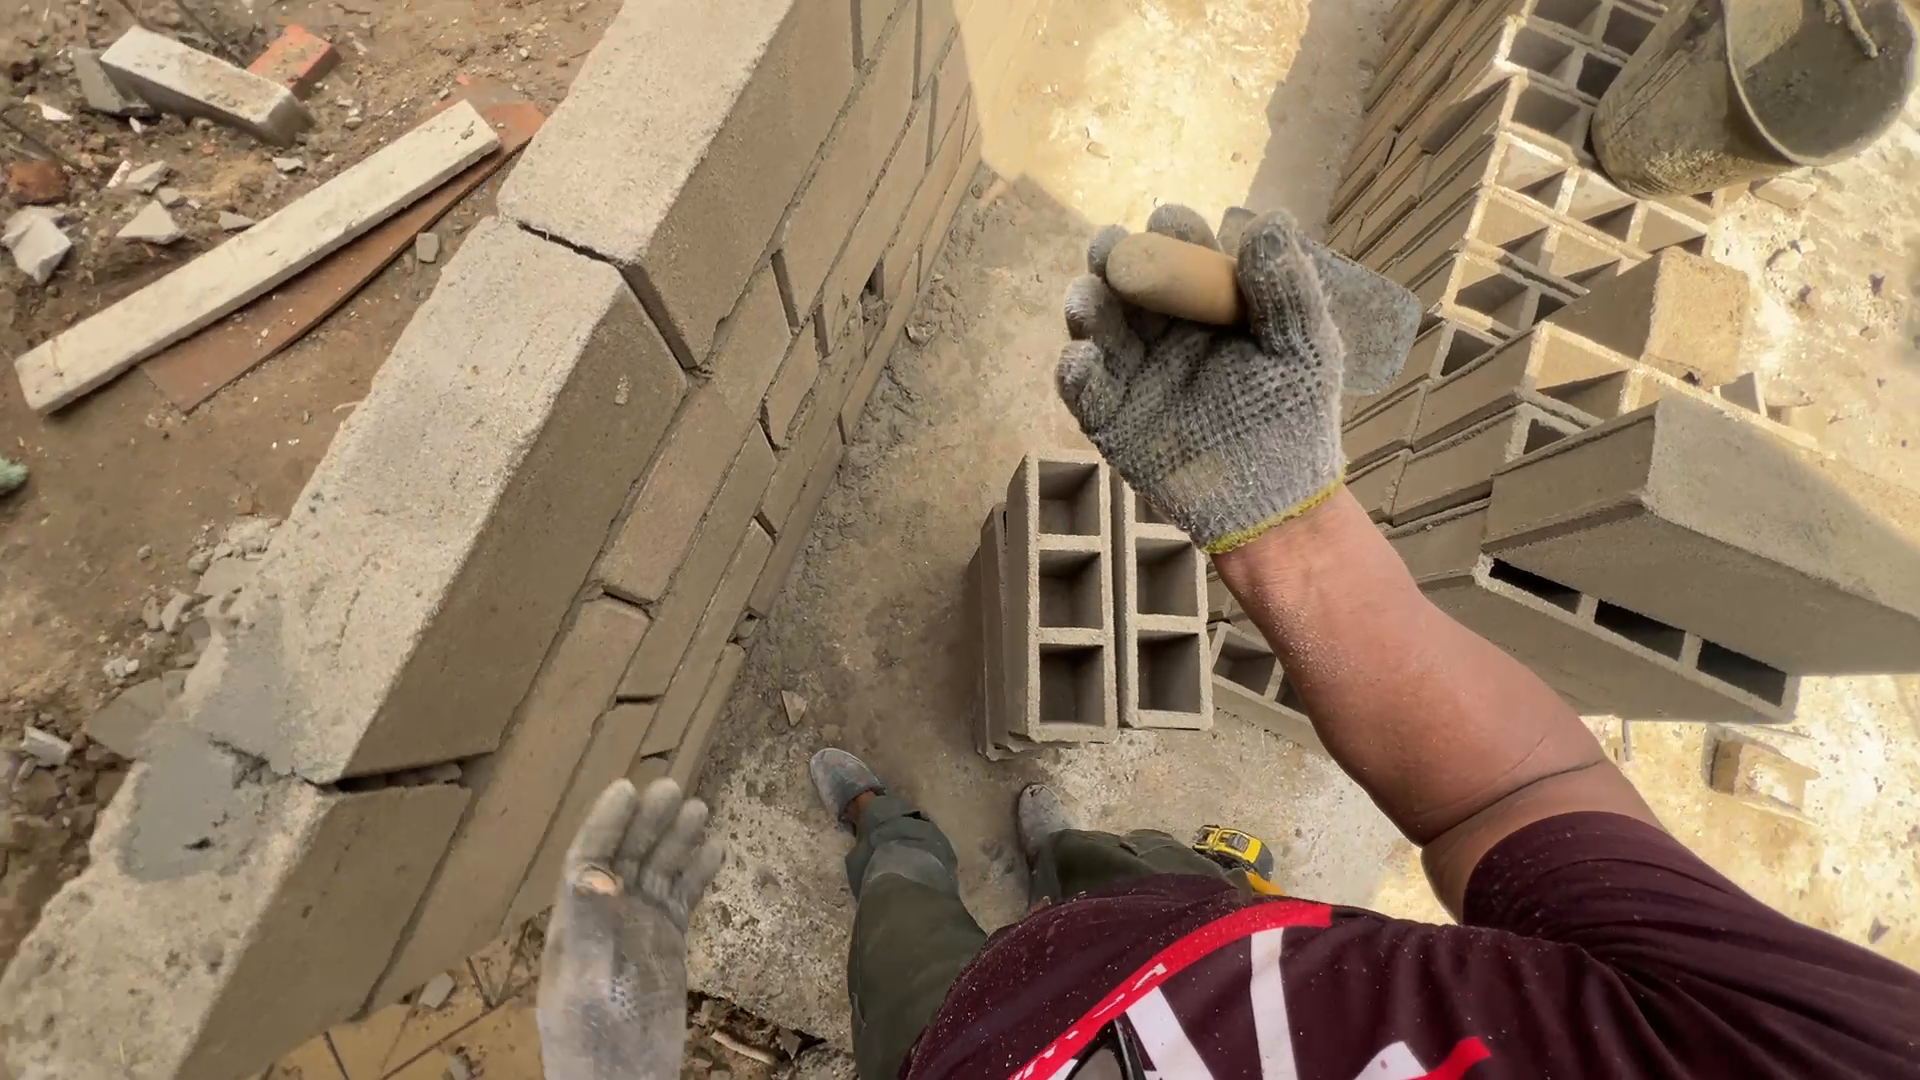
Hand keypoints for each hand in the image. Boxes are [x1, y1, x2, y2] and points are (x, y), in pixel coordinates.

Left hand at [537, 778, 724, 1079]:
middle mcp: (608, 918)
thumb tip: (597, 872)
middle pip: (628, 856)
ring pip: (660, 870)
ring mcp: (640, 929)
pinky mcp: (668, 943)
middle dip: (647, 821)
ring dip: (677, 838)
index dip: (605, 823)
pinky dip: (700, 871)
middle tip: (672, 787)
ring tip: (700, 808)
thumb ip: (590, 926)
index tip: (626, 787)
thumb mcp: (588, 982)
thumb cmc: (596, 1041)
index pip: (588, 859)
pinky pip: (684, 896)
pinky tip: (717, 850)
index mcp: (576, 924)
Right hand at [1056, 205, 1345, 553]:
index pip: (1184, 260)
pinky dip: (1074, 374)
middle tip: (1108, 250)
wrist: (1274, 500)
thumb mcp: (1304, 348)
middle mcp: (1164, 337)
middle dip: (1114, 264)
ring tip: (1084, 301)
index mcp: (1208, 312)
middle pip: (1128, 289)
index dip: (1174, 236)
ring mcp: (1134, 379)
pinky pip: (1085, 394)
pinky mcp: (1112, 422)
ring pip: (1099, 334)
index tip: (1170, 223)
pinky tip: (1077, 358)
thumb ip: (1287, 290)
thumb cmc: (1295, 419)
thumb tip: (1270, 220)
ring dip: (1087, 311)